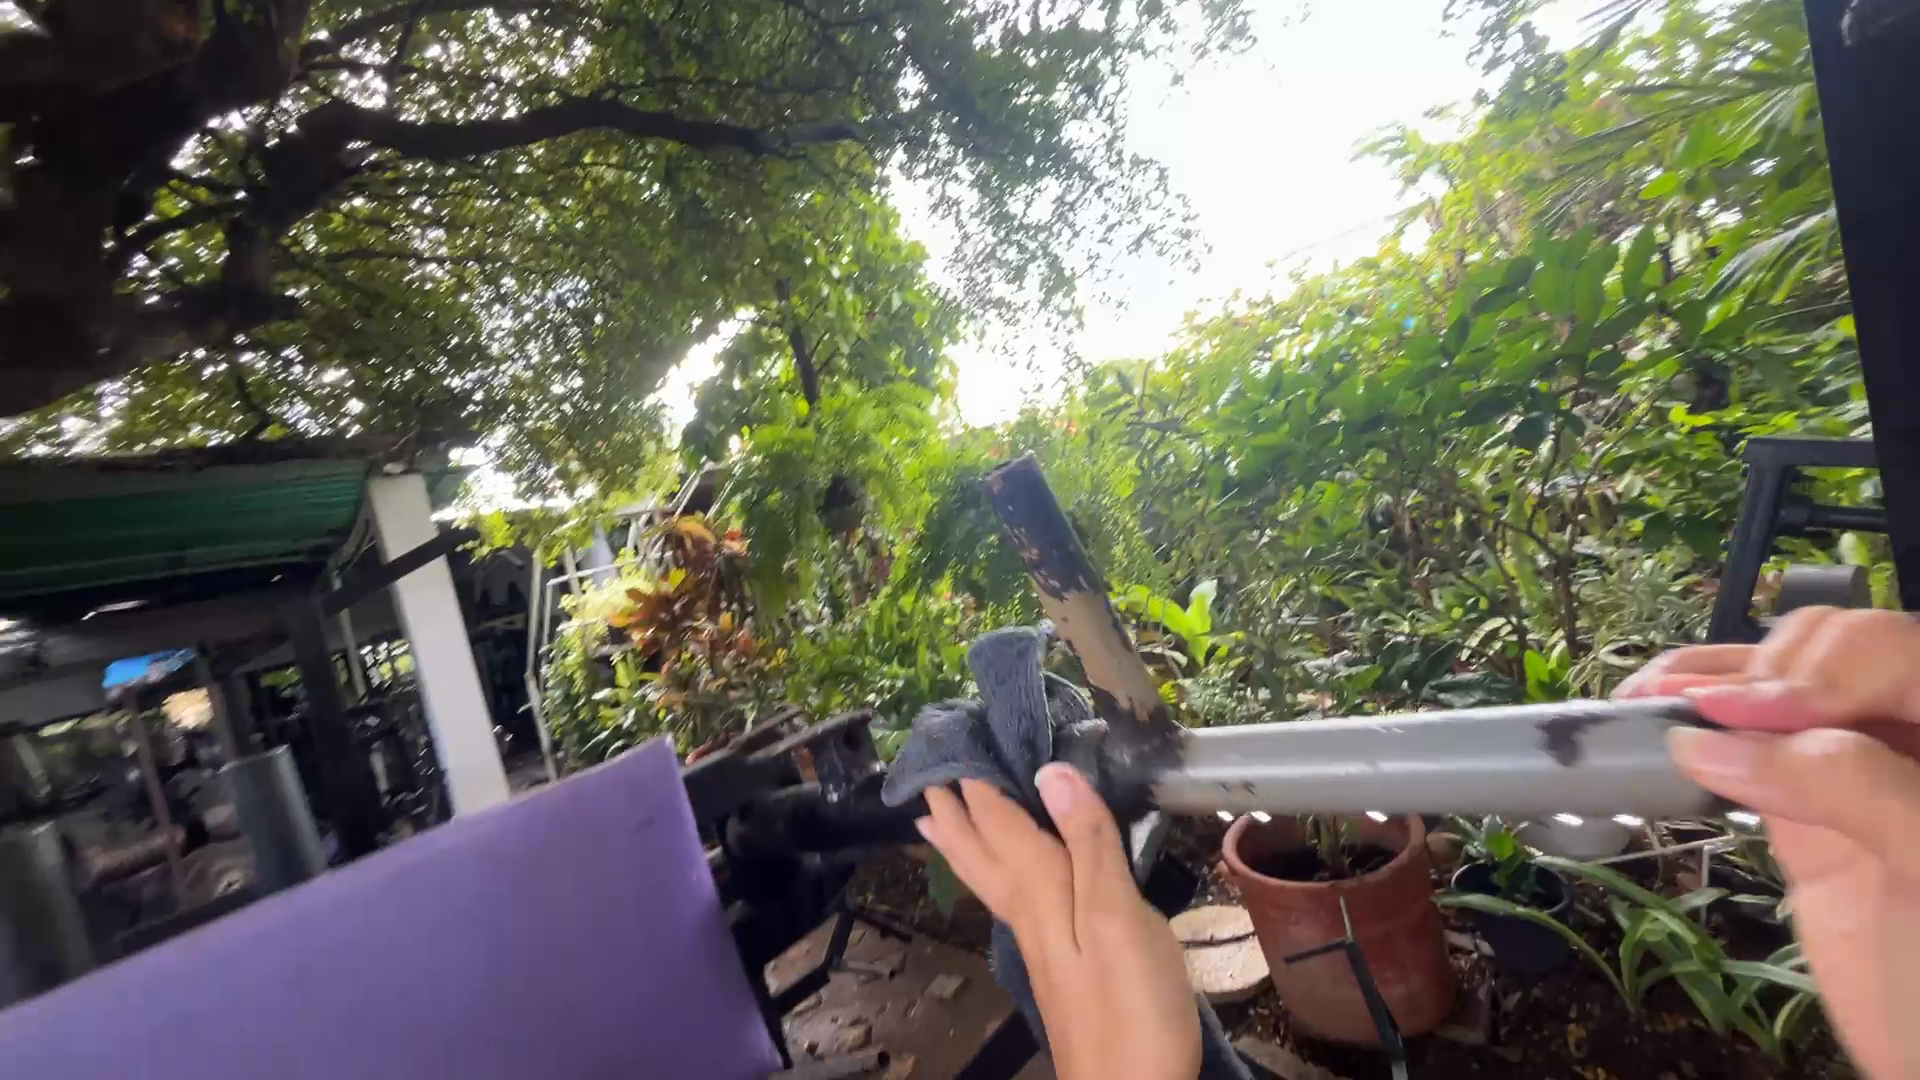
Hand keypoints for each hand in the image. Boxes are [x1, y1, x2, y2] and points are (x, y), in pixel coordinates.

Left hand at [915, 766, 1199, 1079]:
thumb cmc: (1130, 1004)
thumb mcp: (1117, 915)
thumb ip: (1087, 843)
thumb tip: (1050, 771)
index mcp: (1037, 886)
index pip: (994, 818)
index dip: (975, 777)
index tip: (955, 734)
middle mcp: (1025, 906)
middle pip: (976, 847)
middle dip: (952, 808)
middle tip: (926, 771)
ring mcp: (1034, 936)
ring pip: (982, 874)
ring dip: (957, 839)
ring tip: (930, 817)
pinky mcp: (1051, 958)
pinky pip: (1002, 893)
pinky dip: (984, 868)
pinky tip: (994, 875)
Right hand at [1617, 607, 1919, 1079]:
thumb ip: (1849, 786)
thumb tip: (1699, 741)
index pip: (1895, 653)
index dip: (1822, 668)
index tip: (1753, 715)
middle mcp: (1913, 736)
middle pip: (1828, 653)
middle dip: (1755, 670)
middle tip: (1699, 710)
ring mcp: (1857, 769)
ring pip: (1770, 686)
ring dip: (1700, 681)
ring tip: (1645, 698)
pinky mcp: (1800, 804)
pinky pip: (1739, 741)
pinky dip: (1686, 722)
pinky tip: (1649, 720)